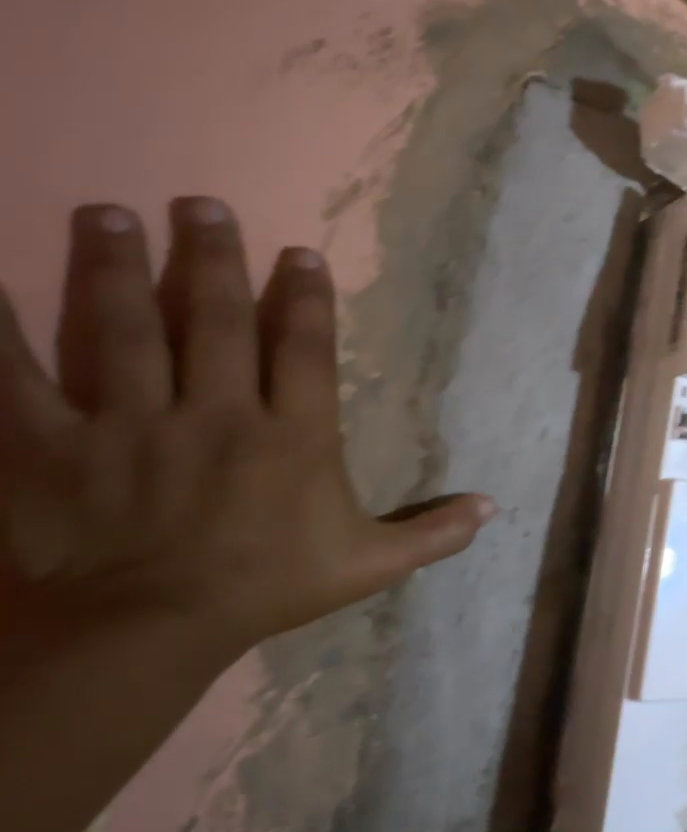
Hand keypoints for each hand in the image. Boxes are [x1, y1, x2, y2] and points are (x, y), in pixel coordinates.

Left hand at [0, 198, 491, 657]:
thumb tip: (493, 506)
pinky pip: (16, 376)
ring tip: (111, 212)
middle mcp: (218, 413)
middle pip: (218, 322)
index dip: (304, 299)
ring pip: (127, 331)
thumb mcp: (371, 565)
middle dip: (212, 259)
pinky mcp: (51, 444)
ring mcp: (132, 424)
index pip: (304, 351)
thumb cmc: (270, 589)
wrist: (150, 629)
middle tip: (200, 202)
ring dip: (120, 268)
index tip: (297, 252)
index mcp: (294, 438)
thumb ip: (433, 533)